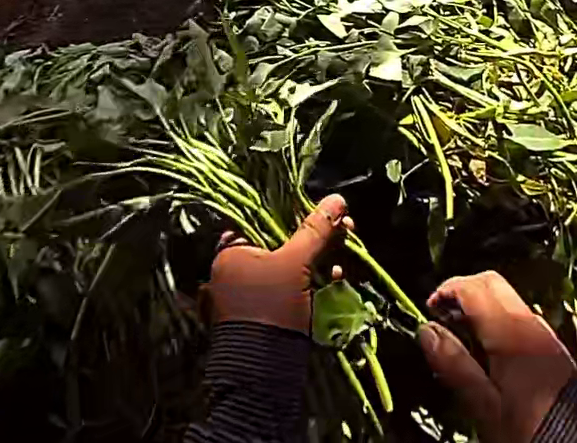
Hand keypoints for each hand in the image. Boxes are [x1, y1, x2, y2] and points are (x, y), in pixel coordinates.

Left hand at [203, 194, 352, 332]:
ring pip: (290, 263)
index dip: (299, 212)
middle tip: (344, 230)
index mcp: (231, 252)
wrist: (262, 379)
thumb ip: (315, 229)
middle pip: (283, 240)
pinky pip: (291, 286)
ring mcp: (250, 293)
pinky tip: (337, 277)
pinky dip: (312, 280)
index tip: (326, 213)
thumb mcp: (295, 263)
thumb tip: (336, 198)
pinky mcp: (265, 312)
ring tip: (345, 252)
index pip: (267, 217)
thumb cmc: (271, 308)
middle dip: (316, 236)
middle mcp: (236, 269)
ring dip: (320, 257)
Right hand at [420, 271, 576, 442]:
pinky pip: (519, 315)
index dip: (446, 291)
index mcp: (510, 331)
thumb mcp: (485, 407)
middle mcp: (529, 321)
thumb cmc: (528, 432)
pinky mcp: (552, 346)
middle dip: (464, 290)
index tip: (428, 310)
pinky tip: (488, 348)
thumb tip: (426, 330)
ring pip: (506, 297)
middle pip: (491, 282)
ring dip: (480, 303)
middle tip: (443, 316)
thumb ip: (455, 366)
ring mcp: (544, 332)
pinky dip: (497, 317)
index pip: (473, 287)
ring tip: (461, 334)